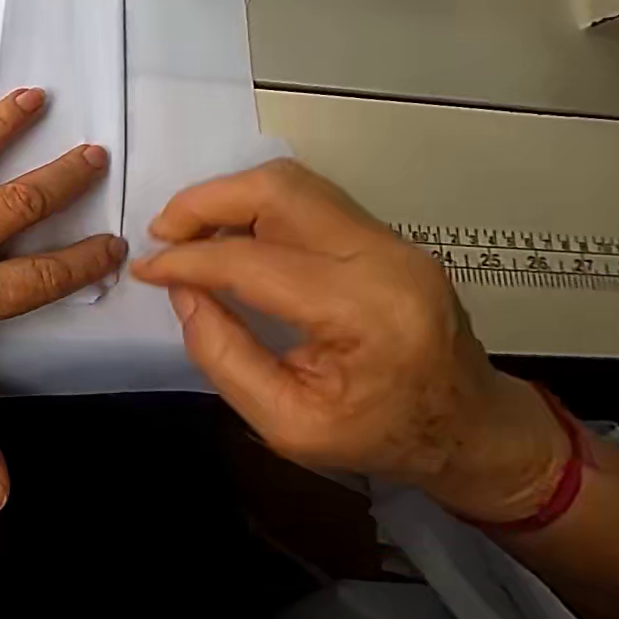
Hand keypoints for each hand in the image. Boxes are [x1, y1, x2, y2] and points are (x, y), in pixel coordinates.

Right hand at [130, 158, 569, 522]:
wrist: (474, 429)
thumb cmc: (379, 435)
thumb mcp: (285, 423)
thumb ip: (222, 355)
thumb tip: (183, 292)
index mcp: (364, 312)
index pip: (252, 260)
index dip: (185, 261)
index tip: (143, 270)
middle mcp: (383, 259)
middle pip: (277, 191)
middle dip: (202, 204)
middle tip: (161, 234)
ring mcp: (389, 241)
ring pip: (289, 183)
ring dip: (224, 198)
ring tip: (186, 233)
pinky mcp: (381, 237)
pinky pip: (303, 198)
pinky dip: (249, 206)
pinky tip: (225, 237)